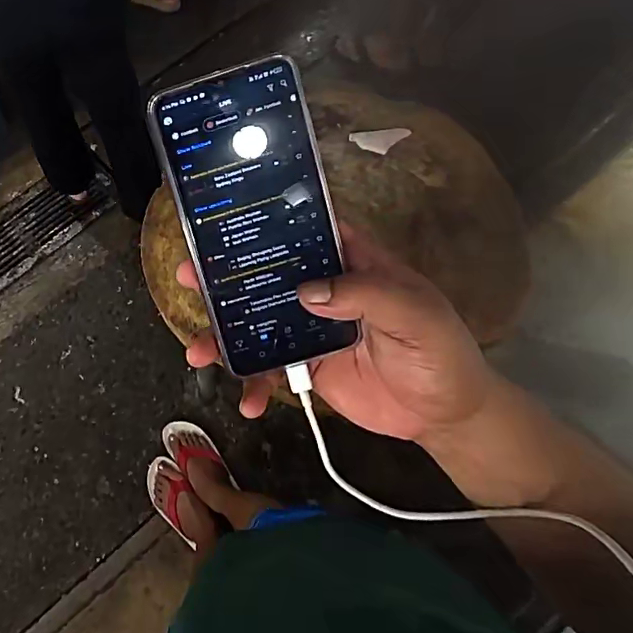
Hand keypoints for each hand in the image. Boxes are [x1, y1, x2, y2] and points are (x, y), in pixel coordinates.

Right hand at [177, 222, 500, 443]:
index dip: (272, 221)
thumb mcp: (414, 314)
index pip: (310, 231)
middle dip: (228, 276)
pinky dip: (254, 384)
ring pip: (260, 323)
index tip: (227, 219)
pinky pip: (271, 370)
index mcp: (355, 263)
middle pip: (271, 274)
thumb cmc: (441, 351)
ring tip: (199, 352)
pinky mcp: (309, 368)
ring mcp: (313, 329)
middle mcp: (327, 289)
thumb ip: (365, 296)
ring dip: (226, 335)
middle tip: (188, 276)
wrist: (444, 414)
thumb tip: (306, 291)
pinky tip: (248, 401)